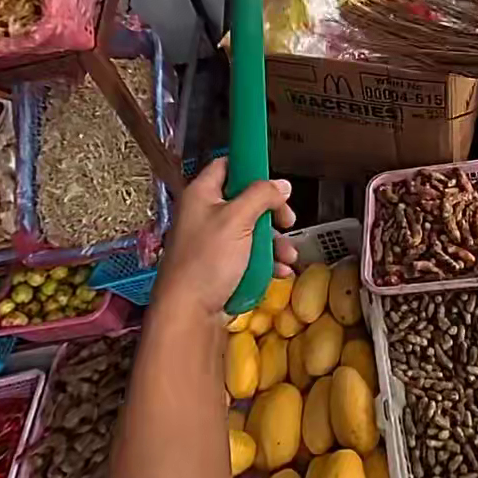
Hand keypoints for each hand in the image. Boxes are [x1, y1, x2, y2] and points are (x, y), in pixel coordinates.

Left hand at [150, 157, 297, 319]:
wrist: (189, 313)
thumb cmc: (208, 260)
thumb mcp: (238, 220)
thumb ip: (262, 196)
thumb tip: (282, 185)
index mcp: (202, 194)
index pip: (226, 165)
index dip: (250, 166)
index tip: (273, 179)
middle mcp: (205, 213)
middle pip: (246, 200)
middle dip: (272, 212)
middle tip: (288, 221)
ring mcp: (213, 241)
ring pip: (252, 230)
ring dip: (274, 241)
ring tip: (288, 256)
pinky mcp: (221, 265)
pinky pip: (249, 255)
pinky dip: (266, 261)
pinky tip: (280, 271)